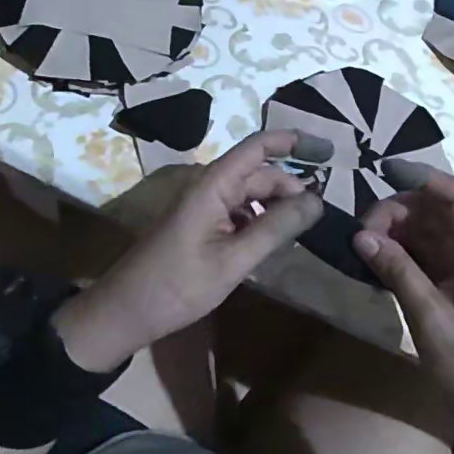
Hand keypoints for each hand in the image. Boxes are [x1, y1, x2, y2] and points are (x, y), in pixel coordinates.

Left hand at [52, 131, 326, 371]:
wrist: (125, 311)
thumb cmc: (177, 286)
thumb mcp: (233, 261)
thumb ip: (275, 228)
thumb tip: (317, 201)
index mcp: (213, 183)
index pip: (258, 146)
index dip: (294, 142)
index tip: (328, 151)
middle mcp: (209, 185)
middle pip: (260, 174)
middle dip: (292, 189)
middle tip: (322, 217)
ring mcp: (204, 204)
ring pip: (250, 194)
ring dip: (277, 207)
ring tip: (304, 231)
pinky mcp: (201, 223)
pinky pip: (238, 211)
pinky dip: (260, 221)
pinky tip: (273, 243)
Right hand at [355, 166, 453, 453]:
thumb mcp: (432, 320)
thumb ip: (398, 272)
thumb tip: (359, 235)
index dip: (422, 178)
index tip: (382, 172)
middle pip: (434, 209)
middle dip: (397, 210)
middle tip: (362, 231)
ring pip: (423, 228)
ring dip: (393, 229)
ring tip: (362, 245)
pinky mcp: (449, 282)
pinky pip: (420, 251)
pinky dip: (396, 250)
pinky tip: (373, 258)